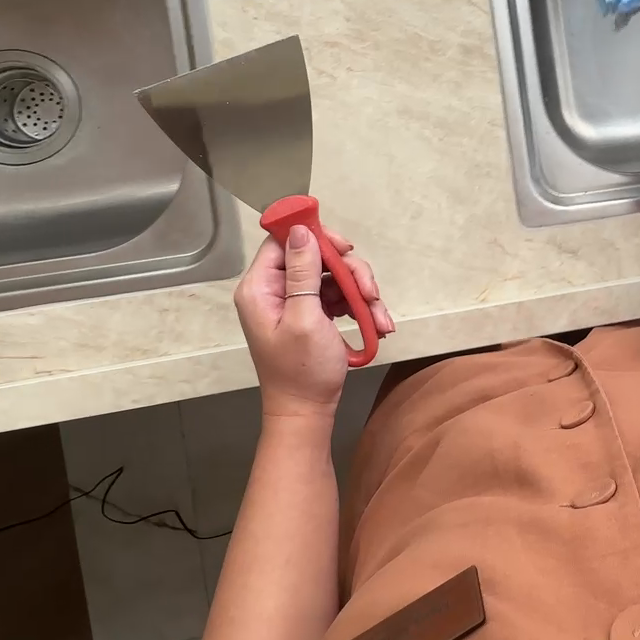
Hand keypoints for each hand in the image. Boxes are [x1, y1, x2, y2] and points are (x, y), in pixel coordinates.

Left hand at [233, 226, 395, 422]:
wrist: (309, 410)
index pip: (283, 242)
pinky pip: (342, 294)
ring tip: (378, 317)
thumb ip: (302, 273)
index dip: (315, 237)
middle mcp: (276, 289)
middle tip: (370, 291)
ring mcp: (297, 301)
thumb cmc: (302, 369)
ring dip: (361, 292)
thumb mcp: (304, 318)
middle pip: (318, 256)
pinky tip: (377, 323)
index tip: (345, 248)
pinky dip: (362, 306)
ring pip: (335, 274)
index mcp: (261, 288)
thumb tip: (299, 230)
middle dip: (349, 272)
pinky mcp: (315, 312)